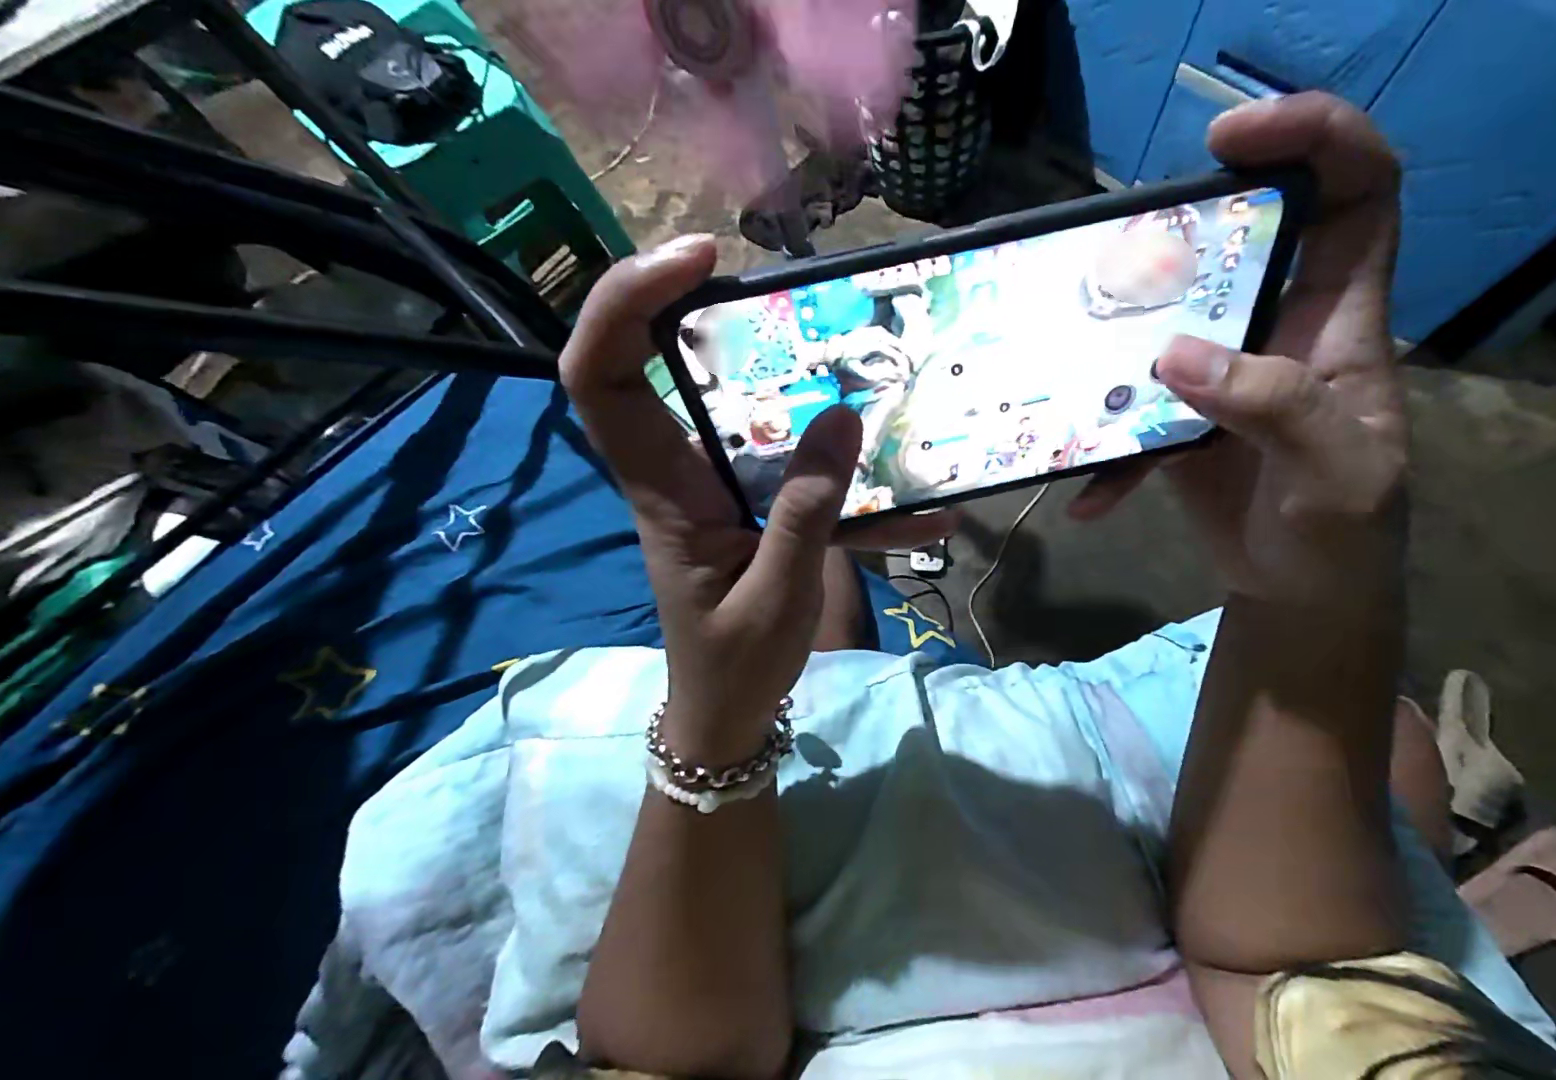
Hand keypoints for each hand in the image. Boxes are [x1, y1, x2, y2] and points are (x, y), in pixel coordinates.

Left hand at [559, 236, 956, 759]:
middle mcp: (682, 471)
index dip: (626, 305)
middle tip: (778, 287)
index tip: (698, 262)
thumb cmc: (736, 662)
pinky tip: (925, 514)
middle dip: (702, 310)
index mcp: (662, 489)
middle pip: (657, 368)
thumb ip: (807, 512)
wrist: (730, 711)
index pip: (601, 378)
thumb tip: (840, 417)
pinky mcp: (760, 507)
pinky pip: (804, 474)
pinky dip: (856, 483)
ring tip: (864, 365)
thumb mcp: (777, 594)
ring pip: (739, 411)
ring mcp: (722, 487)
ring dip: (792, 380)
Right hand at [1070, 93, 1405, 618]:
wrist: (1299, 593)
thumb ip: (1275, 408)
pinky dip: (1106, 454)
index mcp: (1338, 324)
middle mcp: (1276, 333)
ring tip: (1074, 361)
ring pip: (1166, 321)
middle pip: (1238, 243)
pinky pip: (1131, 411)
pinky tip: (1090, 498)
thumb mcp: (1335, 476)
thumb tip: (1173, 355)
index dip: (1315, 138)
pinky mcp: (1178, 421)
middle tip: (1116, 253)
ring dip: (1117, 338)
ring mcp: (1220, 377)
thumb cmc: (1341, 536)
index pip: (1359, 194)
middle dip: (1180, 230)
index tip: (1231, 136)